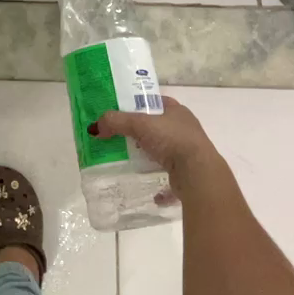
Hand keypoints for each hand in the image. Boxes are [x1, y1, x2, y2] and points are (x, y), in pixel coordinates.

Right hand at [92, 98, 218, 181]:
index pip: (156, 101)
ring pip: (165, 150)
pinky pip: (172, 177)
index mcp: (177, 111)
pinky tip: (153, 193)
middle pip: (158, 126)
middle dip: (142, 131)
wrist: (198, 174)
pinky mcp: (189, 174)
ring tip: (131, 159)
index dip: (140, 104)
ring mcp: (189, 152)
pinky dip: (162, 184)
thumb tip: (94, 127)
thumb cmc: (171, 140)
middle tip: (121, 136)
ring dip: (151, 154)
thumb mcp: (139, 124)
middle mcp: (185, 129)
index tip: (123, 110)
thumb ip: (116, 122)